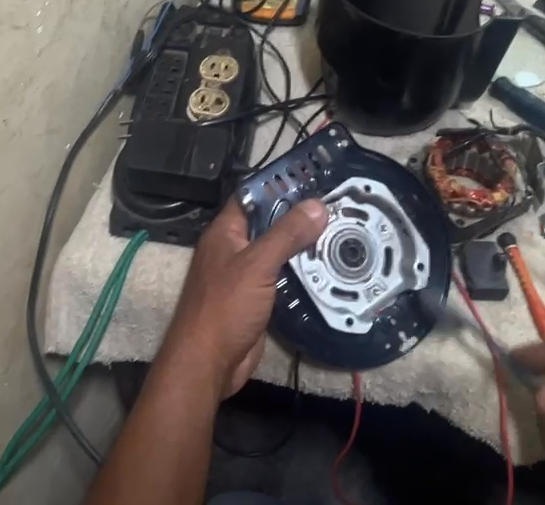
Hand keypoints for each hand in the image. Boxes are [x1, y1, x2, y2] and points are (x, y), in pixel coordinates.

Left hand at [157, 198, 327, 398]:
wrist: (207, 364)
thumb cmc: (225, 306)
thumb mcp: (257, 264)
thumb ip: (286, 234)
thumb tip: (317, 205)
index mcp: (225, 232)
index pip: (252, 197)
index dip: (278, 186)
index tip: (312, 179)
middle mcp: (233, 249)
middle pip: (267, 224)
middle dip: (297, 217)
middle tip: (335, 206)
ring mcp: (243, 276)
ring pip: (276, 252)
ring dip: (301, 246)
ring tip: (338, 232)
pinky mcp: (255, 300)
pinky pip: (280, 277)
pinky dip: (299, 272)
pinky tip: (324, 268)